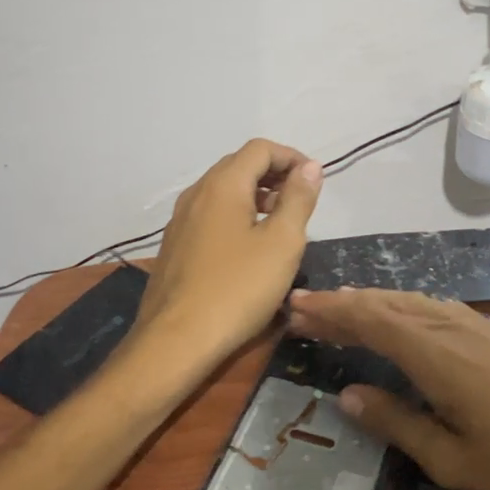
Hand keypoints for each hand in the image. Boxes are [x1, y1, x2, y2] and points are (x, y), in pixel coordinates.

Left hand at [135, 139, 322, 365]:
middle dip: (274, 175)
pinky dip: (236, 217)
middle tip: (301, 202)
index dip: (292, 158)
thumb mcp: (283, 242)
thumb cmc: (238, 288)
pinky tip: (250, 250)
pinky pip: (211, 216)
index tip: (315, 182)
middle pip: (239, 166)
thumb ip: (299, 199)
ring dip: (256, 197)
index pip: (260, 149)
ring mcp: (180, 221)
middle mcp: (196, 194)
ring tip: (281, 225)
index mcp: (223, 185)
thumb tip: (310, 167)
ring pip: (223, 192)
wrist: (177, 340)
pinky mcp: (175, 247)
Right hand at [287, 288, 489, 489]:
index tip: (295, 309)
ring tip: (344, 306)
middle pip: (389, 305)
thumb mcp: (453, 460)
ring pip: (415, 302)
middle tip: (305, 305)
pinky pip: (438, 309)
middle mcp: (454, 330)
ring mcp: (481, 329)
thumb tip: (348, 394)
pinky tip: (405, 317)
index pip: (371, 322)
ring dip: (375, 301)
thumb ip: (398, 424)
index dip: (332, 314)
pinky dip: (407, 307)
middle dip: (345, 303)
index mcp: (436, 357)